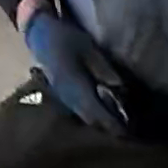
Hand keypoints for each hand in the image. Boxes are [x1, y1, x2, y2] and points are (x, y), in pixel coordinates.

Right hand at [21, 10, 128, 136]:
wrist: (40, 34)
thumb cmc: (66, 37)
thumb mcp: (89, 47)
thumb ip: (103, 69)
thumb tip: (120, 88)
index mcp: (76, 85)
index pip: (97, 111)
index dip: (112, 123)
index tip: (126, 132)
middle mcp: (69, 97)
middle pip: (93, 120)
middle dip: (109, 127)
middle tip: (126, 130)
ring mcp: (64, 99)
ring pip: (86, 119)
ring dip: (101, 124)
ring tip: (116, 125)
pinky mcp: (63, 98)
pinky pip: (80, 113)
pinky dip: (93, 117)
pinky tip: (102, 114)